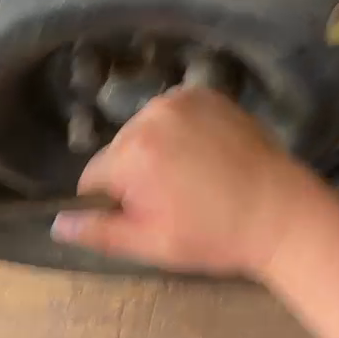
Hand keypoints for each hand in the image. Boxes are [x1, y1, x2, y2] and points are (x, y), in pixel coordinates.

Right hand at [50, 86, 326, 275]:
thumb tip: (56, 223)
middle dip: (135, 173)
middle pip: (119, 149)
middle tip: (175, 199)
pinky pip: (172, 113)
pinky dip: (180, 130)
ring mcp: (181, 100)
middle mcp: (150, 116)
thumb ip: (99, 231)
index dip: (114, 200)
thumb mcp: (151, 244)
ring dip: (157, 149)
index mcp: (133, 154)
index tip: (145, 213)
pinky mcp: (206, 93)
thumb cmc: (214, 235)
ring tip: (193, 177)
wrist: (282, 213)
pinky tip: (205, 155)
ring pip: (145, 130)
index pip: (94, 176)